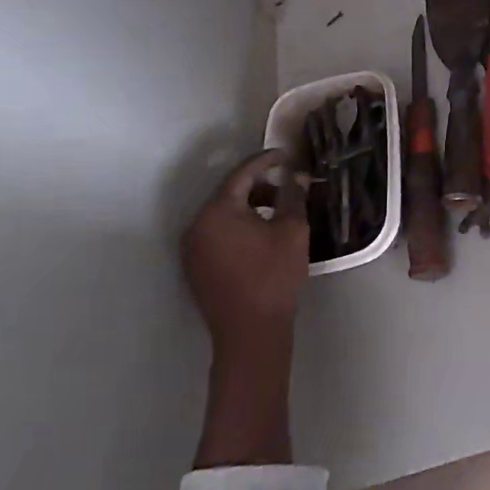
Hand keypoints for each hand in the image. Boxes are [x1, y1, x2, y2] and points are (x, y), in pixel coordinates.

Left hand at [182, 149, 308, 355]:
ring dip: (249, 207)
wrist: (251, 334)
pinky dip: (238, 227)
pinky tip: (261, 235)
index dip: (266, 161)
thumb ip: (293, 197)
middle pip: (230, 193)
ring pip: (223, 215)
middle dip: (259, 186)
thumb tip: (297, 176)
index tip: (286, 156)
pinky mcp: (196, 267)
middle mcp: (197, 225)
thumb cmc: (273, 276)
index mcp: (218, 211)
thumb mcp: (292, 231)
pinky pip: (217, 234)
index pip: (242, 174)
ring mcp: (193, 248)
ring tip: (278, 212)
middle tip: (287, 186)